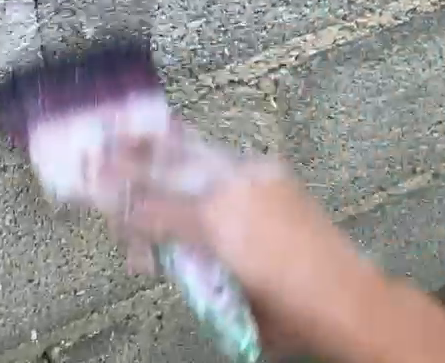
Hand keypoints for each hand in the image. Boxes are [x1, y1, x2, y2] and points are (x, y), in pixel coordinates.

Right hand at [92, 128, 388, 356]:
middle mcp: (227, 189)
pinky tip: (178, 139)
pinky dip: (196, 151)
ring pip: (192, 148)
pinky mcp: (268, 170)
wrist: (353, 299)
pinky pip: (221, 155)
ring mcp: (249, 173)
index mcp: (212, 224)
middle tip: (95, 149)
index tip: (91, 187)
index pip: (149, 206)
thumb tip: (148, 254)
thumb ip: (185, 266)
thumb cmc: (289, 314)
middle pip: (163, 163)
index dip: (117, 198)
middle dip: (125, 157)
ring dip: (158, 143)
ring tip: (128, 130)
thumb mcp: (225, 298)